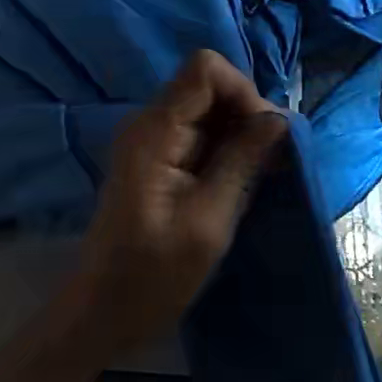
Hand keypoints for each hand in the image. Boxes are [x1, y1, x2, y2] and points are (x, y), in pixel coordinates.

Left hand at [66, 50, 287, 354]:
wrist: (102, 312)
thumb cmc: (153, 275)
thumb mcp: (209, 221)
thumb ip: (241, 162)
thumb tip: (279, 119)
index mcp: (155, 131)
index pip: (205, 69)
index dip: (243, 91)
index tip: (265, 136)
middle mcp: (149, 123)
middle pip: (208, 86)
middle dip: (247, 114)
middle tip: (272, 161)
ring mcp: (151, 141)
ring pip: (208, 109)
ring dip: (241, 133)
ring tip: (264, 174)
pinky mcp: (157, 160)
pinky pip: (199, 134)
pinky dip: (227, 148)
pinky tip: (243, 180)